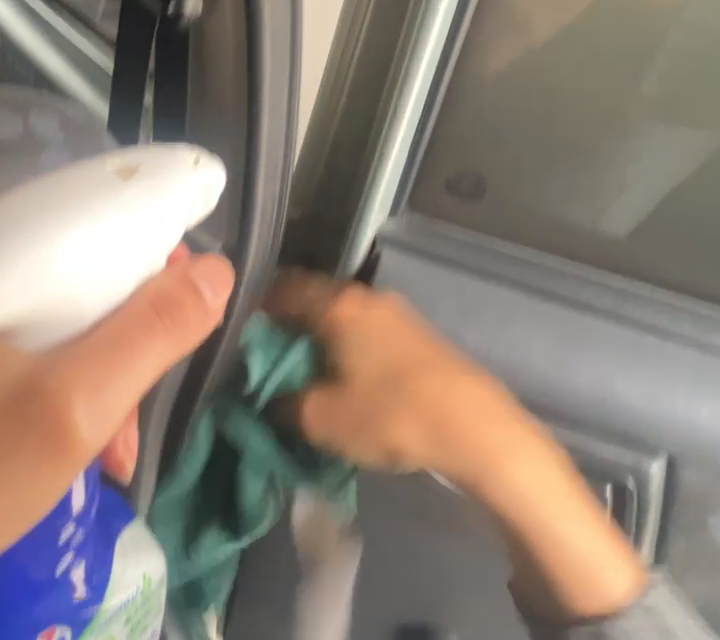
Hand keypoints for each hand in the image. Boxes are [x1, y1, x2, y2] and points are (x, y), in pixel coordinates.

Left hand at [0, 198, 235, 638]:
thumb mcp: (71, 409)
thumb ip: (151, 334)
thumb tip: (217, 270)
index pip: (89, 217)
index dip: (146, 269)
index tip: (175, 326)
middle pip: (71, 263)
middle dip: (115, 337)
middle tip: (129, 416)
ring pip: (50, 297)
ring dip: (89, 363)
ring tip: (109, 445)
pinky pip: (20, 319)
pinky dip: (53, 365)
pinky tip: (69, 429)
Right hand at [271, 272, 647, 622]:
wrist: (480, 431)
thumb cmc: (392, 415)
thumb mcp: (323, 418)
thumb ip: (284, 403)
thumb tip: (268, 396)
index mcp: (336, 304)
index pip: (281, 289)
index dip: (255, 309)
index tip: (239, 332)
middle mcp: (364, 296)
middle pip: (312, 299)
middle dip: (288, 324)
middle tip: (267, 354)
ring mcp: (396, 313)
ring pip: (341, 316)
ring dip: (320, 336)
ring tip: (305, 369)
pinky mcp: (419, 335)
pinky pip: (366, 330)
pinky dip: (347, 346)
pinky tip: (345, 376)